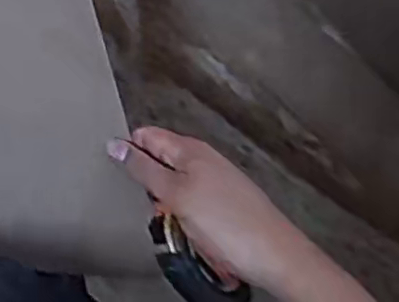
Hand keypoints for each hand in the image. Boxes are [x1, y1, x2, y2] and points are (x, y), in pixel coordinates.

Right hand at [109, 127, 374, 301]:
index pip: (144, 135)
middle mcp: (205, 159)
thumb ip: (141, 168)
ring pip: (180, 190)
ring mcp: (221, 183)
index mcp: (190, 148)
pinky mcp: (233, 207)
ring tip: (186, 229)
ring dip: (176, 211)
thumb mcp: (174, 194)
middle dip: (156, 189)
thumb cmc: (231, 226)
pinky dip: (196, 223)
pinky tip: (204, 240)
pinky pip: (199, 209)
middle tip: (161, 209)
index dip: (132, 153)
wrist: (285, 263)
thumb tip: (114, 144)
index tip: (128, 176)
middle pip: (162, 164)